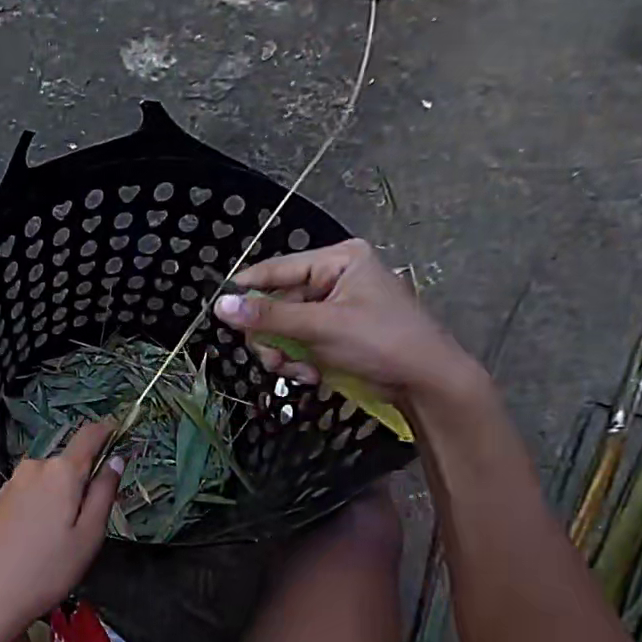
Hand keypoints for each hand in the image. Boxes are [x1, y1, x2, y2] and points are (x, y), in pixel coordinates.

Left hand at [0, 420, 124, 641]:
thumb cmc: (46, 571)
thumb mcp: (88, 537)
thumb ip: (104, 493)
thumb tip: (115, 459)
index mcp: (61, 471)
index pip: (89, 435)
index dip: (108, 432)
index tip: (121, 436)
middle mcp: (33, 467)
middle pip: (69, 464)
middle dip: (84, 482)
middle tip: (88, 526)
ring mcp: (11, 484)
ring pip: (50, 481)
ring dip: (62, 499)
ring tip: (60, 542)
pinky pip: (31, 494)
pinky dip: (42, 509)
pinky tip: (38, 542)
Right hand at [212, 239, 483, 400]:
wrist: (424, 381)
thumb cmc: (380, 342)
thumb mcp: (320, 327)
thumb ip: (268, 317)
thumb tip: (219, 306)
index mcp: (338, 260)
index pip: (276, 270)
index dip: (245, 290)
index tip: (217, 311)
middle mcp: (333, 279)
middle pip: (275, 304)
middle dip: (272, 336)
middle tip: (274, 359)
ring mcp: (332, 308)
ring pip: (281, 329)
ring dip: (283, 354)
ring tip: (299, 371)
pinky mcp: (331, 334)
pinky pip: (295, 344)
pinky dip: (297, 362)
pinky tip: (312, 374)